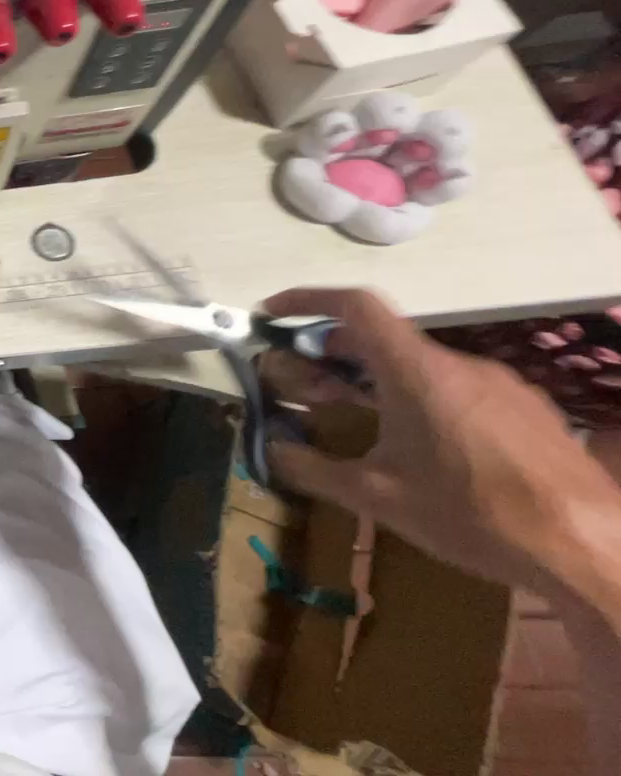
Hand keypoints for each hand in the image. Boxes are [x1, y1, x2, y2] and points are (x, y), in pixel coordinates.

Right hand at [260, 288, 620, 613]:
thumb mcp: (373, 496)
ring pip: (420, 366)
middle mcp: (460, 366)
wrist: (599, 555)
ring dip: (375, 379)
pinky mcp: (531, 414)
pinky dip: (419, 399)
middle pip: (381, 339)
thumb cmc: (473, 514)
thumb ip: (308, 467)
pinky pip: (458, 389)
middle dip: (331, 355)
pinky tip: (420, 445)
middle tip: (303, 388)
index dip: (306, 300)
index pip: (355, 307)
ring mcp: (503, 388)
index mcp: (417, 372)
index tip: (272, 315)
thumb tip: (268, 449)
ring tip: (357, 418)